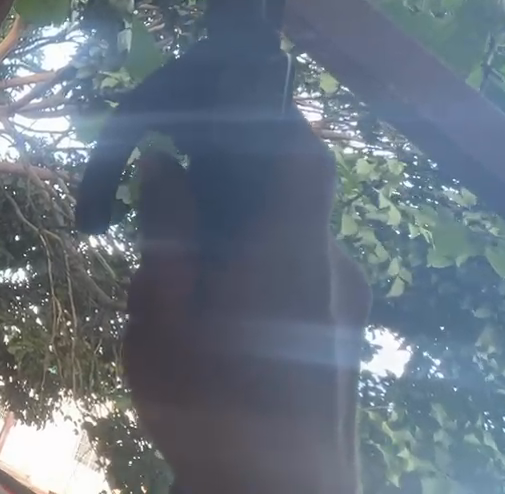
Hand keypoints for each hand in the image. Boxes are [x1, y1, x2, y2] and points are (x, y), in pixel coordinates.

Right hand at [122, 138, 369, 493]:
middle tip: (162, 190)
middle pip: (288, 179)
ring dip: (232, 213)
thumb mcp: (162, 316)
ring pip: (285, 219)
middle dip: (225, 167)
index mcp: (284, 255)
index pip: (300, 153)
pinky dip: (249, 245)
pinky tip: (210, 295)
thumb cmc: (209, 411)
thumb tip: (161, 161)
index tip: (216, 93)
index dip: (265, 109)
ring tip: (178, 265)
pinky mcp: (341, 322)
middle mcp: (329, 264)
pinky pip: (294, 253)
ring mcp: (343, 296)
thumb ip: (167, 231)